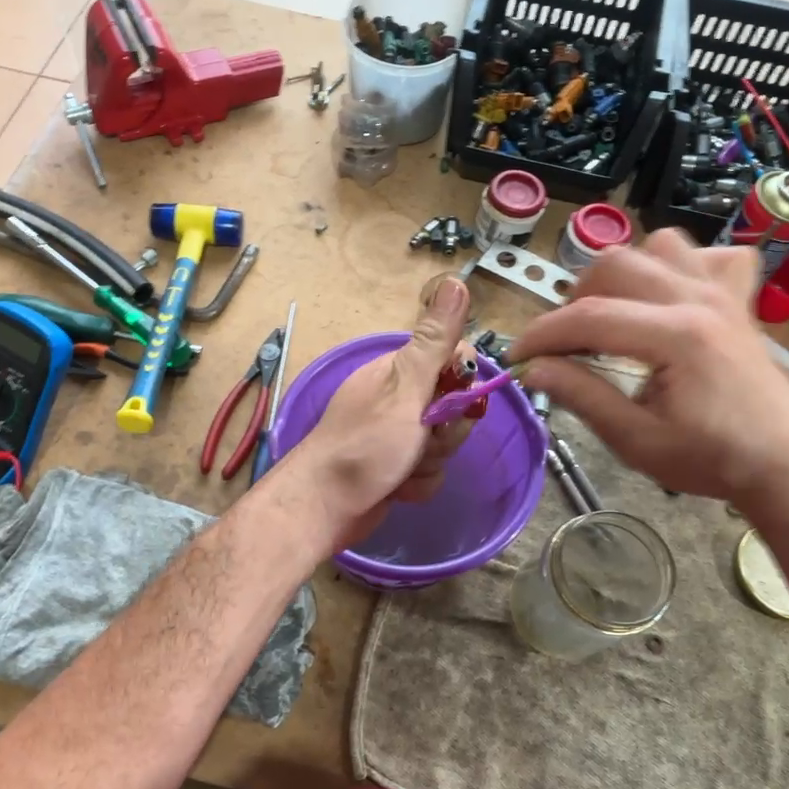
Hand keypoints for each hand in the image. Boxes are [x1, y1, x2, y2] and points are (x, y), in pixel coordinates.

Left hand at [288, 277, 475, 543]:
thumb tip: (456, 281)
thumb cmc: (365, 445)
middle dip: (445, 433)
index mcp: (399, 371)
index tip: (451, 402)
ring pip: (444, 444)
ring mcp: (396, 434)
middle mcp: (398, 398)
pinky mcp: (395, 467)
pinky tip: (397, 488)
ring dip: (430, 462)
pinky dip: (417, 483)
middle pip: (455, 407)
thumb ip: (435, 343)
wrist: (325, 507)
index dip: (463, 385)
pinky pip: (429, 471)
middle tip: (419, 441)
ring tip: (402, 469)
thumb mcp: (405, 389)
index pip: (456, 361)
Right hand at [510, 229, 788, 506]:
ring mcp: (723, 292)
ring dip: (623, 274)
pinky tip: (669, 298)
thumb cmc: (711, 459)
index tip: (515, 357)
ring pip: (658, 246)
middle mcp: (698, 298)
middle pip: (615, 265)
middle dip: (576, 301)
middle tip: (566, 344)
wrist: (784, 463)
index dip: (541, 335)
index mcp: (675, 336)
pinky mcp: (739, 298)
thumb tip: (535, 368)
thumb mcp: (637, 440)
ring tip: (613, 314)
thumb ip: (583, 397)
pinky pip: (708, 255)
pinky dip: (679, 266)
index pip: (588, 318)